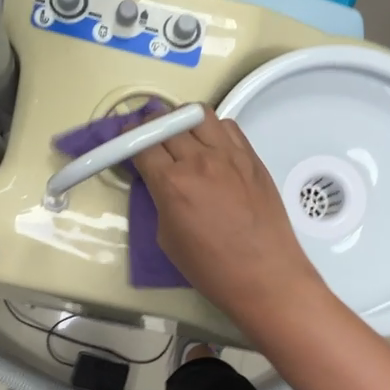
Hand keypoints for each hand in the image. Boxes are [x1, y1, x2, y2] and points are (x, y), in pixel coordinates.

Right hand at [132, 107, 323, 324]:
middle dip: (151, 128)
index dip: (128, 141)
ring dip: (183, 121)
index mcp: (172, 184)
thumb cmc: (213, 268)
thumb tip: (161, 182)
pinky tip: (211, 147)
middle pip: (166, 122)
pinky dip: (213, 130)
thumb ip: (160, 200)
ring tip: (181, 138)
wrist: (264, 275)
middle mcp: (200, 161)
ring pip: (198, 114)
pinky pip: (227, 127)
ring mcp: (230, 155)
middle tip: (149, 140)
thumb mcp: (167, 238)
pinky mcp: (252, 157)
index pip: (141, 144)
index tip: (125, 143)